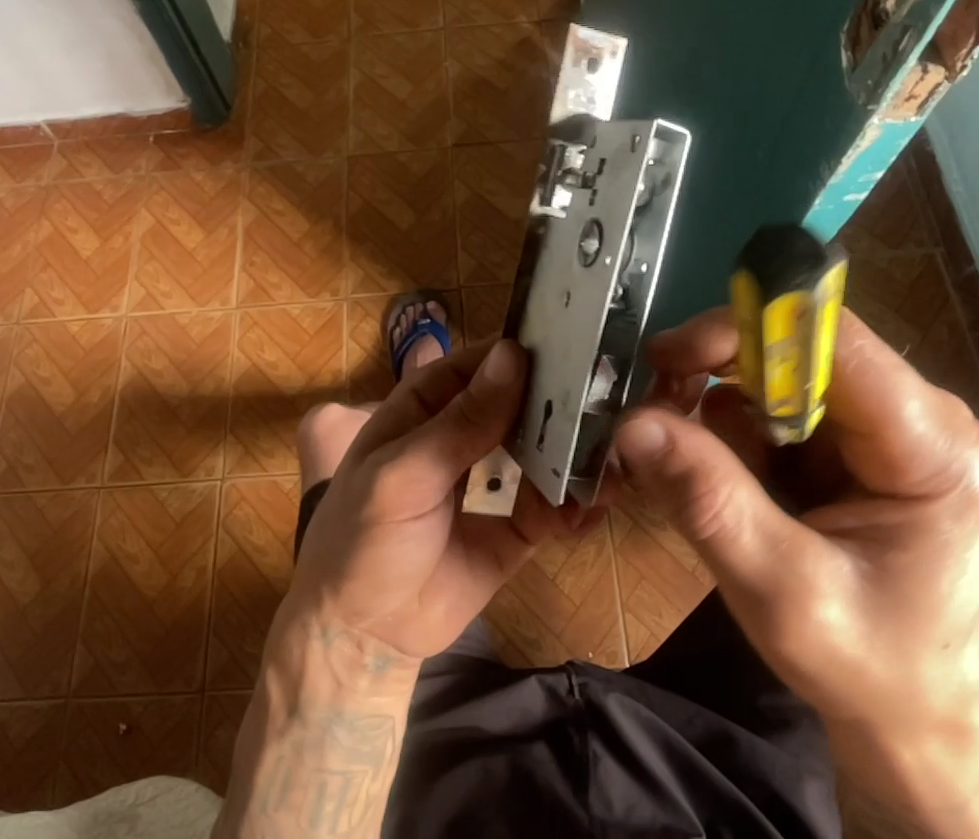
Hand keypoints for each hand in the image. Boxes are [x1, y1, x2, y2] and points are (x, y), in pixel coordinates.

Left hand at [281, 339, 581, 663]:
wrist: (365, 633)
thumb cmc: (363, 539)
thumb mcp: (403, 475)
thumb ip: (460, 422)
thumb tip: (512, 355)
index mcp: (424, 408)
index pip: (479, 363)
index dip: (521, 354)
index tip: (576, 344)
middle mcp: (464, 434)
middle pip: (521, 402)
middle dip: (562, 402)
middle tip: (613, 400)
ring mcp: (494, 480)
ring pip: (545, 450)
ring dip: (578, 452)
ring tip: (615, 455)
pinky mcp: (518, 526)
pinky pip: (556, 505)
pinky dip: (578, 502)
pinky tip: (595, 505)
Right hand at [612, 307, 978, 836]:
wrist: (908, 716)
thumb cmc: (862, 665)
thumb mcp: (776, 587)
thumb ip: (707, 500)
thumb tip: (632, 422)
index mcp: (936, 452)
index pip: (838, 346)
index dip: (749, 331)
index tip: (668, 358)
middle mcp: (930, 421)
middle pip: (808, 353)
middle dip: (725, 378)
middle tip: (659, 415)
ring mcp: (898, 429)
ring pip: (788, 376)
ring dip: (727, 410)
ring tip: (697, 471)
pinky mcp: (867, 445)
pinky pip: (787, 406)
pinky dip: (741, 432)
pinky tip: (730, 480)